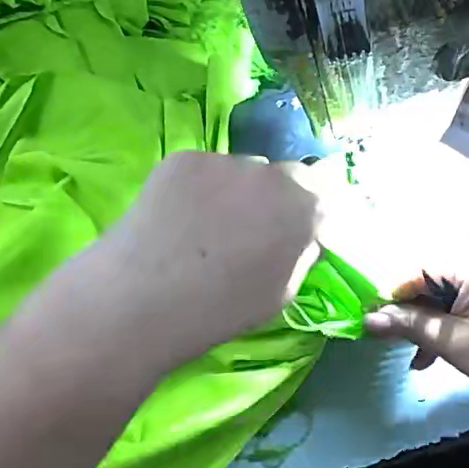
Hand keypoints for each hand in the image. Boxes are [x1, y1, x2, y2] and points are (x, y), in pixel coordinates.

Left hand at [57, 152, 322, 369]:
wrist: (145, 298)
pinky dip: (196, 187)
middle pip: (283, 176)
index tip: (293, 227)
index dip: (308, 209)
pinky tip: (177, 217)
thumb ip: (301, 252)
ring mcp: (227, 160)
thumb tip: (301, 235)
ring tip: (204, 226)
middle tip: (246, 229)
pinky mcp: (185, 158)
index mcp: (306, 208)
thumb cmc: (221, 310)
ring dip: (234, 190)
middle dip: (272, 197)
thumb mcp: (282, 293)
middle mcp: (273, 173)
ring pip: (240, 170)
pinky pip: (204, 169)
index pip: (323, 192)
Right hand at [363, 242, 468, 407]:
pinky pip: (459, 296)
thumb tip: (368, 318)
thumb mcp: (452, 342)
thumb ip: (409, 326)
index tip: (372, 321)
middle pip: (427, 277)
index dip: (391, 294)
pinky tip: (431, 352)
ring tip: (411, 353)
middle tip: (389, 340)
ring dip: (425, 320)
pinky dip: (445, 320)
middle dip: (408, 310)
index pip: (414, 267)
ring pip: (441, 290)